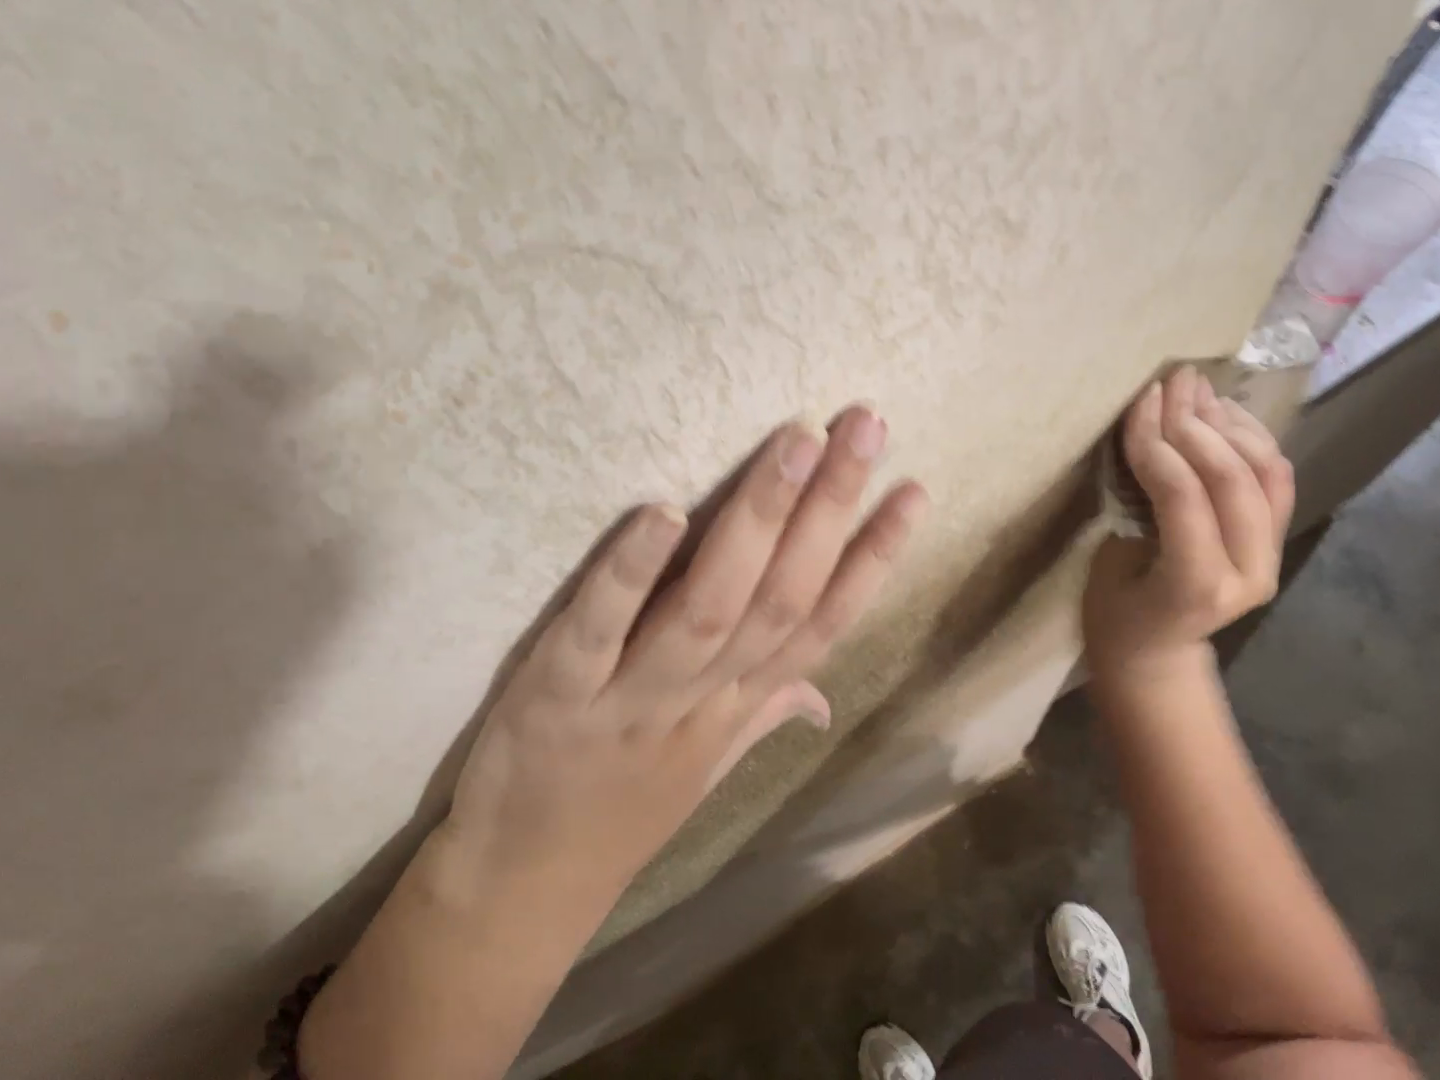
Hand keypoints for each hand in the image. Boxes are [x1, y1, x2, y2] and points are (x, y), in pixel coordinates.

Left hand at [445, 406, 928, 893]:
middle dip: (829, 512)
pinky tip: (664, 512)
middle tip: (864, 426)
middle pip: (780, 600)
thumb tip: (822, 696)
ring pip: (710, 608)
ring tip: (794, 443)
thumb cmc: (620, 811)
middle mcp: (702, 700)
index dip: (874, 561)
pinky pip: (600, 630)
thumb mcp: (704, 770)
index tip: (914, 491)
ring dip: (757, 523)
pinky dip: (632, 573)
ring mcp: (631, 700)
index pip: (822, 627)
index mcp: (739, 710)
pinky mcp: (555, 697)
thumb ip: (763, 716)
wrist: (525, 887)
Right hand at [1084, 367, 1293, 683]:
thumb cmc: (1113, 618)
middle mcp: (1248, 572)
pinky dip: (1253, 439)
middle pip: (1232, 478)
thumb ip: (1135, 508)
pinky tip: (1225, 413)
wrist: (1155, 656)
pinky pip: (1276, 480)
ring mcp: (1270, 559)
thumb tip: (1148, 439)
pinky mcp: (1276, 544)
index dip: (1158, 442)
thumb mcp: (1106, 568)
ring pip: (1265, 472)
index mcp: (1194, 586)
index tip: (1138, 401)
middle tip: (1171, 381)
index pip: (1183, 496)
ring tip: (1198, 390)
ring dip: (1230, 423)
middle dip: (1196, 422)